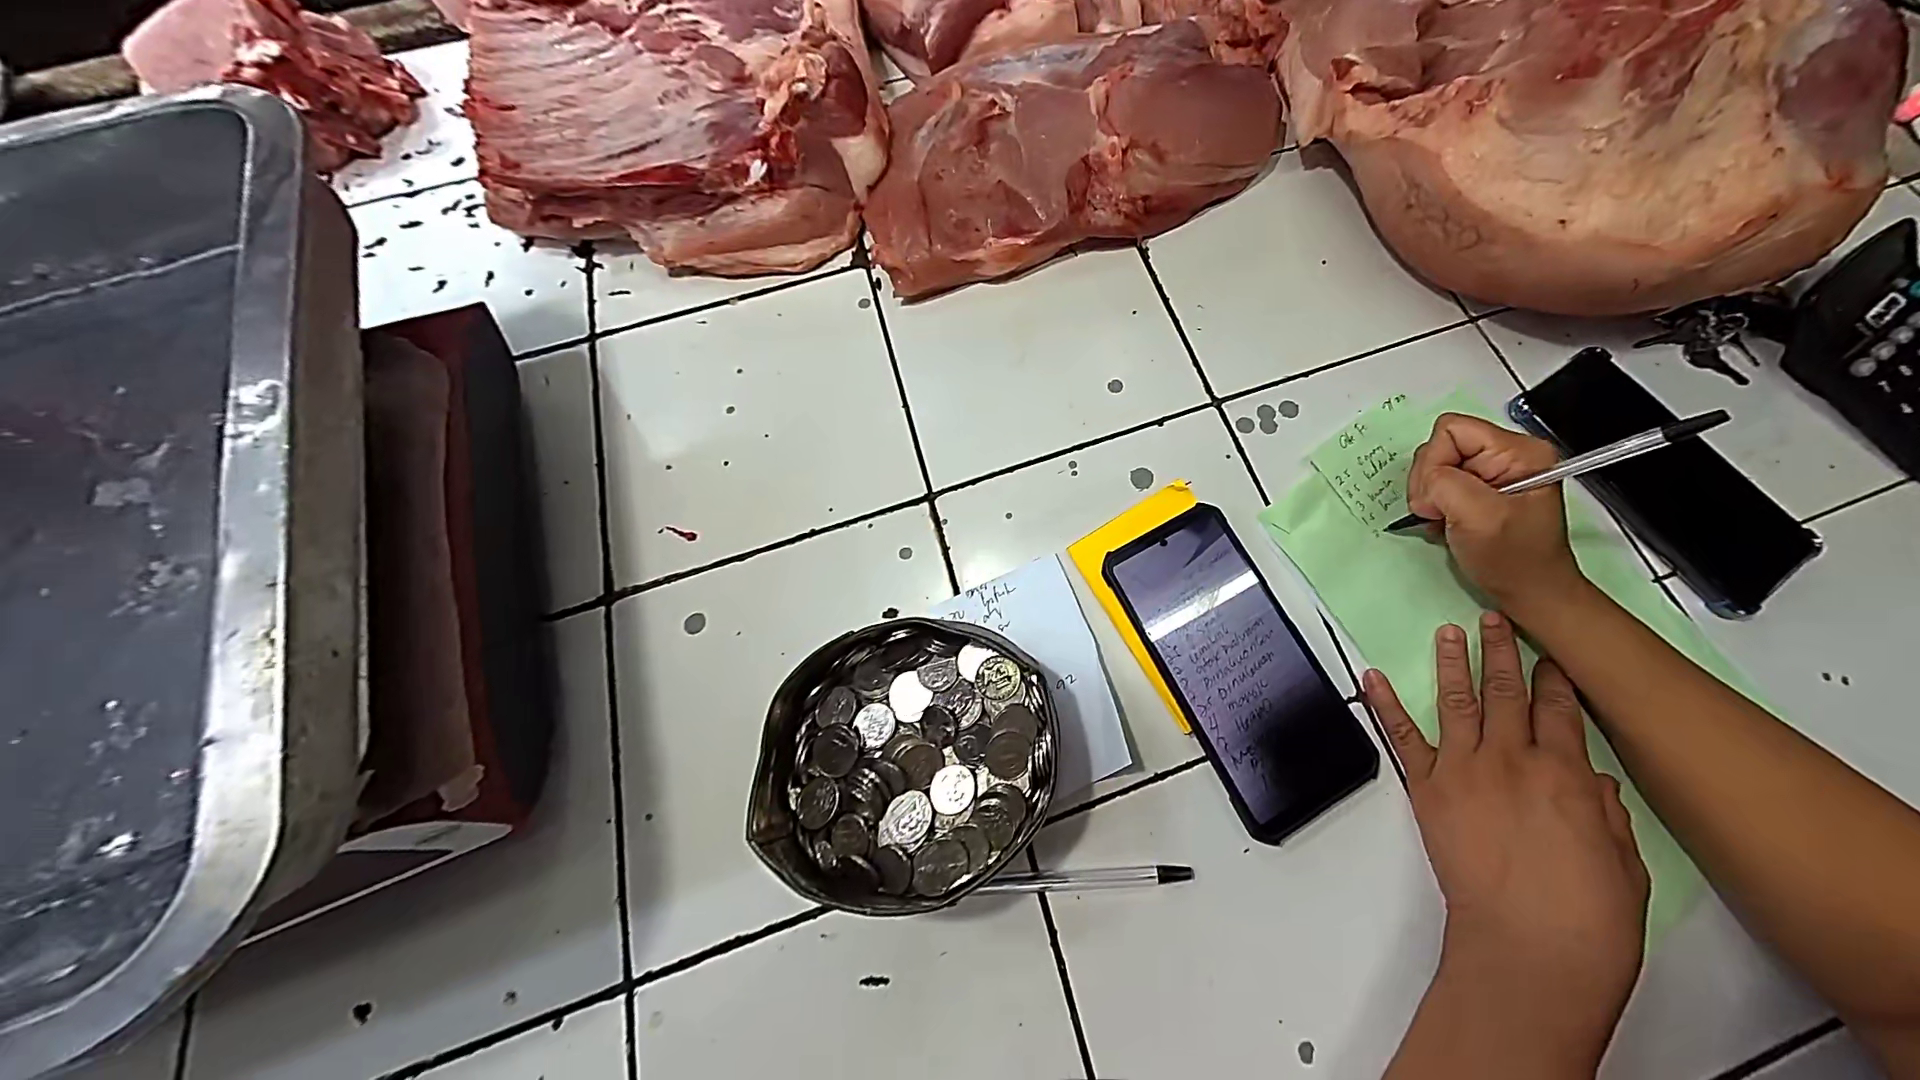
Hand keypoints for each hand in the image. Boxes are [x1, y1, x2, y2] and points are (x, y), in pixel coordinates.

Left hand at [1367, 613, 1648, 1072]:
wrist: (1528, 947)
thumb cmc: (1589, 915)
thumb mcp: (1623, 860)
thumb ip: (1603, 810)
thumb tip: (1592, 779)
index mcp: (1567, 774)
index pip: (1559, 711)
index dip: (1554, 679)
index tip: (1548, 652)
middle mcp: (1510, 760)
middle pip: (1505, 694)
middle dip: (1501, 652)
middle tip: (1494, 617)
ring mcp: (1461, 770)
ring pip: (1456, 702)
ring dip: (1451, 662)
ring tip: (1448, 630)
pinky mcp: (1424, 787)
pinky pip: (1401, 737)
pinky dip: (1384, 704)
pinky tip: (1371, 676)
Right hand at [1405, 413, 1584, 609]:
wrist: (1528, 590)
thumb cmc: (1512, 557)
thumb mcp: (1478, 516)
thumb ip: (1444, 482)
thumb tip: (1425, 478)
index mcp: (1517, 451)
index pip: (1449, 430)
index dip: (1433, 463)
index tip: (1441, 499)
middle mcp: (1504, 454)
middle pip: (1437, 446)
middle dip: (1428, 481)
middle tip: (1442, 512)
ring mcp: (1488, 471)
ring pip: (1432, 465)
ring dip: (1427, 495)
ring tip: (1445, 518)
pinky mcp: (1475, 488)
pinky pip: (1435, 481)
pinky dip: (1431, 503)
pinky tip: (1445, 520)